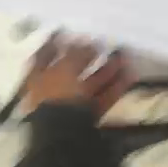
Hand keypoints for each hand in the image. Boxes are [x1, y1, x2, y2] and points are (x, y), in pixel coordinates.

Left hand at [19, 38, 135, 119]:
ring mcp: (71, 105)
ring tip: (124, 55)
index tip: (69, 30)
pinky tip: (130, 74)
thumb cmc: (59, 96)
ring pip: (90, 83)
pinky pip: (103, 96)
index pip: (43, 56)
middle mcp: (52, 91)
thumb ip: (77, 54)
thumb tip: (89, 42)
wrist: (67, 135)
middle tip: (104, 42)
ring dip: (107, 69)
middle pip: (71, 70)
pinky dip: (115, 86)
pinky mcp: (89, 116)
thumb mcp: (66, 69)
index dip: (55, 42)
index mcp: (38, 79)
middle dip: (89, 56)